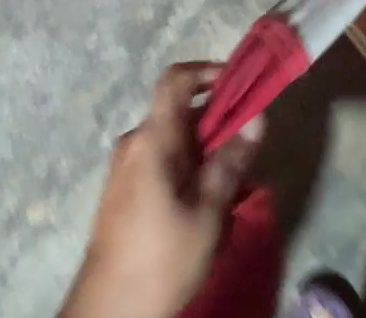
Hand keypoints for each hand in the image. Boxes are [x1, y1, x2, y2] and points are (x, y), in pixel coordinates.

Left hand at [60, 63, 264, 317]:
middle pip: (178, 112)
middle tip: (248, 148)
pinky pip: (159, 161)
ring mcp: (124, 167)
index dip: (205, 71)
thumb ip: (230, 162)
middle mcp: (133, 143)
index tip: (236, 83)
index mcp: (151, 139)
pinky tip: (205, 203)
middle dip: (215, 122)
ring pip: (171, 141)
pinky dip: (186, 167)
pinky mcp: (122, 190)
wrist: (109, 309)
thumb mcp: (207, 212)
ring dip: (203, 150)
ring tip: (233, 184)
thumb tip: (256, 118)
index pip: (174, 80)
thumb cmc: (163, 258)